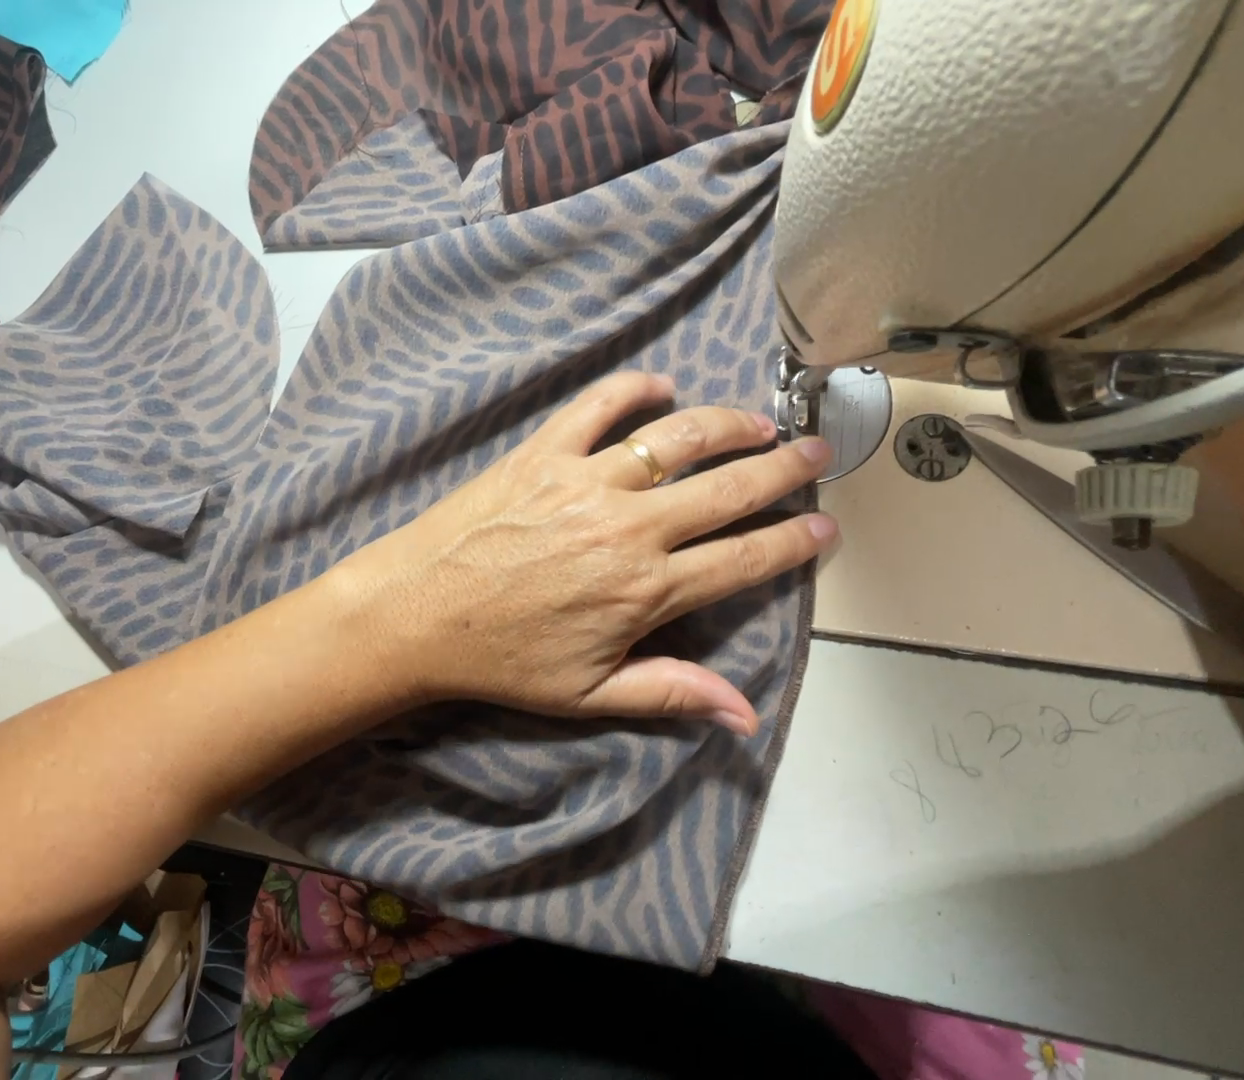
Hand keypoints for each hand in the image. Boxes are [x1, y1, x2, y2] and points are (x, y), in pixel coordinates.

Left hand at [332, 371, 837, 734]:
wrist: (417, 614)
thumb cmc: (499, 658)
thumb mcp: (588, 693)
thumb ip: (671, 692)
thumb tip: (746, 715)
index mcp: (645, 590)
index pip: (744, 560)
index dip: (795, 543)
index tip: (826, 529)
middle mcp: (627, 529)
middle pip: (729, 489)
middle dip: (785, 471)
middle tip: (817, 454)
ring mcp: (584, 483)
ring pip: (677, 438)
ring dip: (729, 424)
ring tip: (759, 422)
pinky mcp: (541, 454)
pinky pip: (596, 407)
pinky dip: (632, 389)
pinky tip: (659, 387)